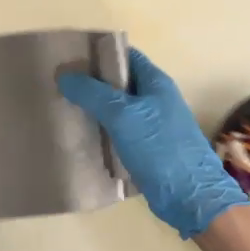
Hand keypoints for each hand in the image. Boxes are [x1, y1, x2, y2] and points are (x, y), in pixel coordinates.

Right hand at [59, 47, 248, 239]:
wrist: (189, 196)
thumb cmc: (159, 148)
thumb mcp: (123, 116)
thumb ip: (93, 94)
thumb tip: (64, 75)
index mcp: (156, 83)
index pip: (126, 56)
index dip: (99, 54)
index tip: (69, 59)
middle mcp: (155, 100)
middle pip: (119, 84)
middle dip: (92, 84)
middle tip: (60, 86)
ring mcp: (152, 126)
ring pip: (117, 110)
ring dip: (94, 110)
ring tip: (63, 109)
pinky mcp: (146, 150)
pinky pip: (119, 133)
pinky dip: (101, 133)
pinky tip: (81, 137)